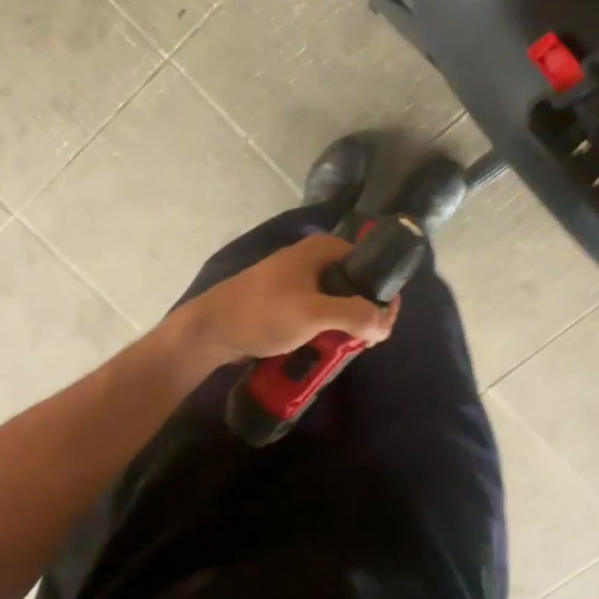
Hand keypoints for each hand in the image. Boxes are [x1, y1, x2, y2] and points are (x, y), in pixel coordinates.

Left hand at [167, 234, 400, 364]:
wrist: (212, 330)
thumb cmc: (262, 313)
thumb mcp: (313, 314)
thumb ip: (354, 315)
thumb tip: (385, 325)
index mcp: (322, 249)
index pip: (370, 264)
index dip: (383, 293)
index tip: (382, 324)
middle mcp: (314, 259)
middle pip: (357, 286)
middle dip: (364, 313)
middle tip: (363, 342)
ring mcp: (300, 281)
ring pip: (339, 303)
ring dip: (345, 326)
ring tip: (345, 349)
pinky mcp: (289, 303)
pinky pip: (320, 315)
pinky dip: (327, 331)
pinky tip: (326, 350)